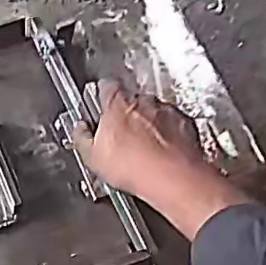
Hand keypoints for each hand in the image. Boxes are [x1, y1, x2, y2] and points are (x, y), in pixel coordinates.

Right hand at [75, 80, 250, 239]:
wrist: (171, 177)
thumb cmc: (133, 166)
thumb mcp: (91, 157)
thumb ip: (82, 138)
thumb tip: (79, 131)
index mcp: (117, 104)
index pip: (106, 87)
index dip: (101, 96)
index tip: (98, 107)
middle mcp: (144, 101)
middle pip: (131, 101)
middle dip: (125, 115)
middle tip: (118, 138)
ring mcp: (167, 111)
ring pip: (152, 113)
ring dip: (147, 126)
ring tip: (140, 152)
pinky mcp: (185, 124)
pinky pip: (171, 126)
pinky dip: (166, 136)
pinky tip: (158, 156)